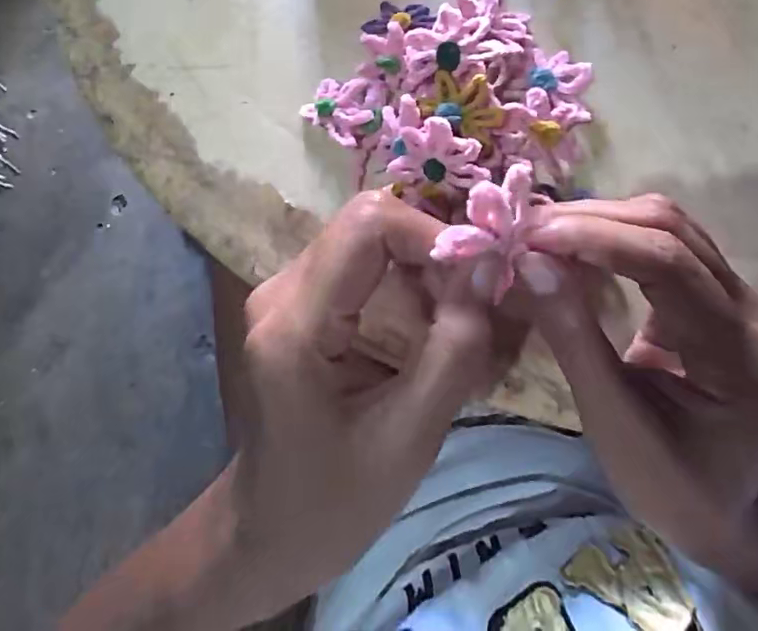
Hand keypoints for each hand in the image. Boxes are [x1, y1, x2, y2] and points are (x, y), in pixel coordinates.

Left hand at [224, 189, 505, 613]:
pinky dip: (410, 283)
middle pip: (371, 225)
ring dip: (427, 269)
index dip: (433, 233)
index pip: (368, 225)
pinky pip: (366, 263)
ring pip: (373, 239)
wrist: (267, 531)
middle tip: (480, 301)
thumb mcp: (410, 437)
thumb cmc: (334, 502)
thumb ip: (456, 347)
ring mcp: (286, 290)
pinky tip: (433, 327)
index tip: (483, 274)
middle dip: (435, 252)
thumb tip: (490, 263)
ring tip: (464, 320)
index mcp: (294, 322)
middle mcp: (281, 288)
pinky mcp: (302, 299)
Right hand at [519, 195, 757, 583]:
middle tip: (527, 227)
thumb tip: (530, 261)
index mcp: (750, 368)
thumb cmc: (671, 489)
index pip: (672, 268)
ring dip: (604, 219)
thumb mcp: (615, 426)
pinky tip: (580, 243)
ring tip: (545, 230)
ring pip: (676, 227)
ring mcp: (755, 304)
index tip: (531, 235)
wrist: (730, 513)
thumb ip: (574, 339)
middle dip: (594, 220)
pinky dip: (618, 235)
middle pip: (677, 232)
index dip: (598, 238)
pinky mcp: (732, 296)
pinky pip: (675, 245)